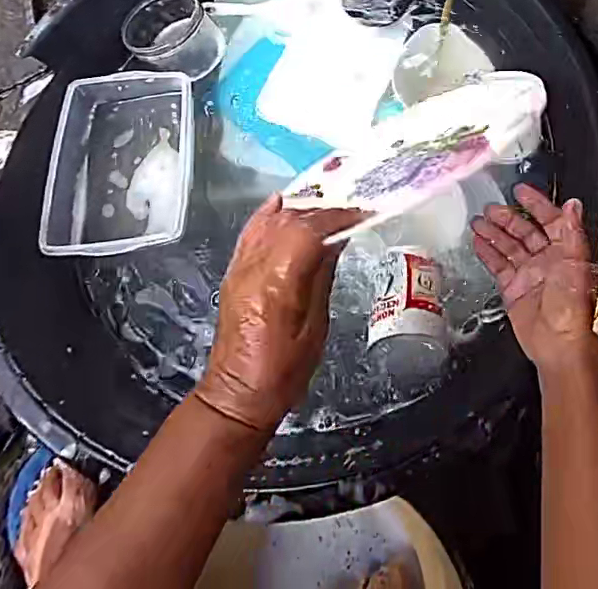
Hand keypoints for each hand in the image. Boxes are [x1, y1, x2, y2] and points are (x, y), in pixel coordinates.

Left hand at [193, 195, 363, 431]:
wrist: (236, 395)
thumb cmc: (284, 370)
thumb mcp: (317, 325)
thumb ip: (324, 275)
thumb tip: (338, 239)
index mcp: (279, 283)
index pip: (310, 231)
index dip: (339, 217)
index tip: (364, 213)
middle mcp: (255, 267)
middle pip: (291, 220)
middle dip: (325, 210)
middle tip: (352, 211)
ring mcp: (240, 267)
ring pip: (272, 220)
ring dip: (302, 209)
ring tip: (328, 210)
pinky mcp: (234, 271)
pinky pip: (251, 230)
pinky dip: (269, 213)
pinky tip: (285, 203)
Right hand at [471, 184, 597, 375]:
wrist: (562, 345)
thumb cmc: (575, 307)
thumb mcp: (576, 262)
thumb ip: (572, 231)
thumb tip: (574, 204)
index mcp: (566, 250)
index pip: (550, 219)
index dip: (536, 204)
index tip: (521, 190)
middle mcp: (549, 261)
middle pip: (525, 231)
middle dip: (508, 217)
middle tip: (491, 207)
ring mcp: (530, 275)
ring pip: (509, 246)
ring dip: (494, 232)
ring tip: (478, 220)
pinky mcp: (515, 291)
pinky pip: (499, 266)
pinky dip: (488, 252)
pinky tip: (478, 241)